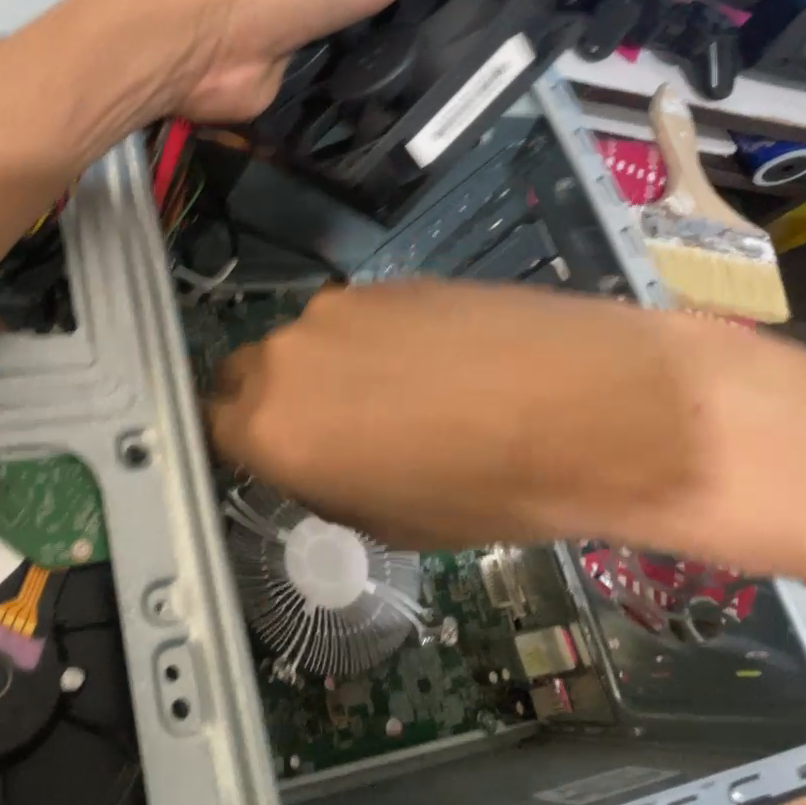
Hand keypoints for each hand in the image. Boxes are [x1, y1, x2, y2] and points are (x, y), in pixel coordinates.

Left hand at [108, 0, 542, 122]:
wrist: (214, 32)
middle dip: (471, 10)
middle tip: (521, 49)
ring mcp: (334, 19)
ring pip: (400, 38)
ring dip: (434, 59)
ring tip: (485, 90)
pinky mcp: (313, 71)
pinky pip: (366, 83)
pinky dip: (392, 94)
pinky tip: (426, 112)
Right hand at [205, 281, 719, 548]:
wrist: (597, 407)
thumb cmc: (489, 492)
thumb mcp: (385, 522)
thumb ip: (317, 481)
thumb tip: (306, 455)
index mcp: (270, 429)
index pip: (209, 425)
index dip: (236, 443)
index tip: (267, 456)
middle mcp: (285, 357)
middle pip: (244, 376)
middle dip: (270, 403)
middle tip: (327, 431)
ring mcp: (336, 310)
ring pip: (301, 345)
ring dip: (325, 370)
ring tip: (398, 396)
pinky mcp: (386, 281)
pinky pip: (352, 321)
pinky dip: (371, 343)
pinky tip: (432, 365)